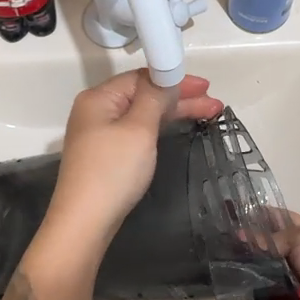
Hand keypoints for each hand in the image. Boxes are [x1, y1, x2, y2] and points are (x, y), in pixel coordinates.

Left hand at [47, 70, 224, 243]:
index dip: (173, 78)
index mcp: (99, 98)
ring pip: (142, 115)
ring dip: (173, 113)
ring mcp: (100, 135)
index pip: (141, 77)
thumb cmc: (112, 171)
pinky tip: (176, 128)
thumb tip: (165, 77)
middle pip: (143, 95)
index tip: (205, 87)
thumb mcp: (139, 130)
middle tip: (215, 103)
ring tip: (208, 114)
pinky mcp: (106, 156)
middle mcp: (96, 112)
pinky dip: (159, 128)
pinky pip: (137, 132)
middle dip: (180, 98)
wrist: (85, 222)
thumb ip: (154, 98)